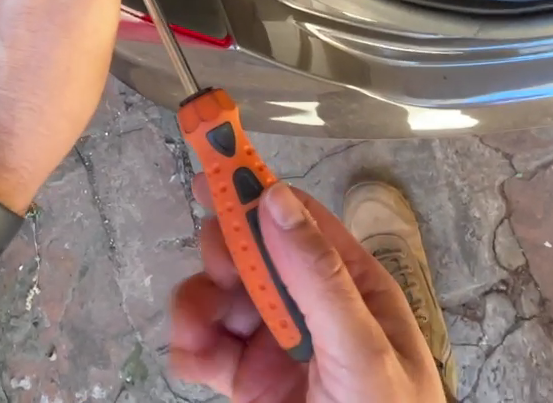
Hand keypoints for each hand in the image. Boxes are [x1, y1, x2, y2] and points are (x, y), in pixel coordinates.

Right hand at [170, 178, 447, 402]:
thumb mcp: (361, 349)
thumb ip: (318, 275)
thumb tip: (276, 195)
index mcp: (348, 281)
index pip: (295, 217)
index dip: (254, 188)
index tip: (211, 171)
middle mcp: (307, 302)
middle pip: (249, 250)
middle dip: (224, 255)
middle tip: (219, 275)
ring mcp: (275, 341)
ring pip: (219, 295)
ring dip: (198, 304)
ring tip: (196, 334)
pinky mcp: (248, 380)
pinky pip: (208, 345)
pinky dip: (191, 345)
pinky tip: (192, 361)